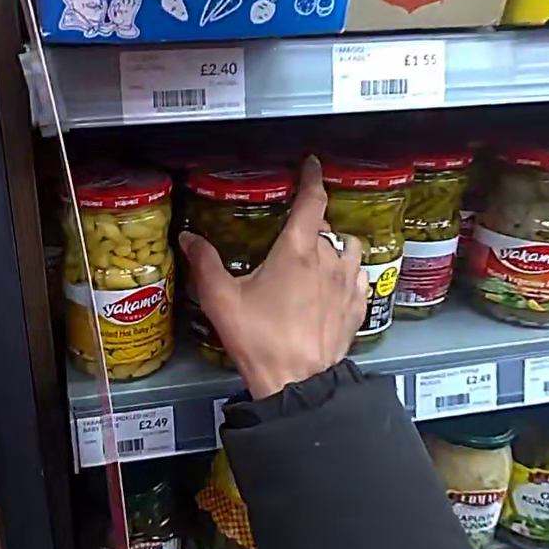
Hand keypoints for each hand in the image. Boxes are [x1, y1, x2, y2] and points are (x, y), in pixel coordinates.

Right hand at [179, 158, 367, 399]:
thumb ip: (204, 262)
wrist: (296, 383)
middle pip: (328, 226)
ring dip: (336, 245)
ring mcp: (348, 285)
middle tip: (293, 232)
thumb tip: (189, 238)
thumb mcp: (221, 298)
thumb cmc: (258, 337)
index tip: (310, 165)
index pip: (312, 202)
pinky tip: (335, 283)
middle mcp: (329, 261)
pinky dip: (349, 271)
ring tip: (318, 255)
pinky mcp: (357, 308)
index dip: (312, 179)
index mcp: (297, 251)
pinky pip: (360, 276)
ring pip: (350, 248)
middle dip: (313, 223)